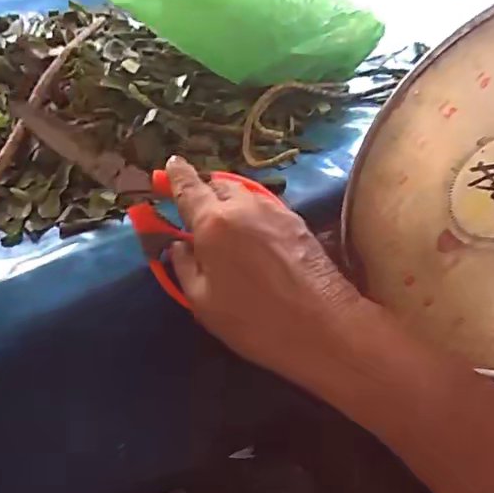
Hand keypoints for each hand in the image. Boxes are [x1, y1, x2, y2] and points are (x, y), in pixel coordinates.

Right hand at [159, 156, 375, 386]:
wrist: (323, 327)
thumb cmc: (253, 320)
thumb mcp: (203, 302)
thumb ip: (184, 267)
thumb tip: (178, 245)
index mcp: (213, 223)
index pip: (188, 188)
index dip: (176, 176)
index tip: (170, 165)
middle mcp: (243, 207)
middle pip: (218, 185)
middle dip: (204, 192)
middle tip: (196, 212)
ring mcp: (275, 211)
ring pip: (244, 195)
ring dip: (229, 203)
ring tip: (223, 226)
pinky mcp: (298, 222)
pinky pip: (264, 208)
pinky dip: (251, 214)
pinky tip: (251, 237)